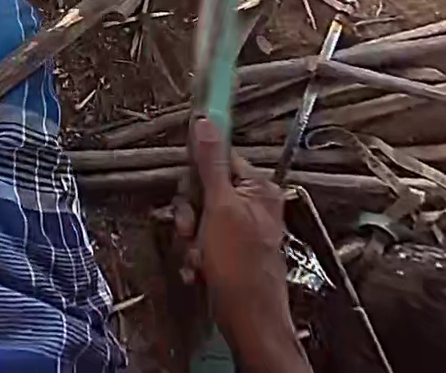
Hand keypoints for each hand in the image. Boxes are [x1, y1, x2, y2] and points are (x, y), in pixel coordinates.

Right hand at [172, 119, 306, 372]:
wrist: (248, 325)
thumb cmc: (240, 268)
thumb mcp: (220, 207)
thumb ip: (210, 162)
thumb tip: (205, 120)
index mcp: (257, 187)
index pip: (215, 156)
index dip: (196, 172)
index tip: (189, 190)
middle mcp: (250, 202)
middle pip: (200, 183)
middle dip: (189, 209)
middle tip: (190, 228)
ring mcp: (238, 224)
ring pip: (195, 209)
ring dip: (188, 232)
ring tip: (196, 252)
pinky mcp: (227, 245)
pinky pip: (199, 232)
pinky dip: (193, 247)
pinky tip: (198, 265)